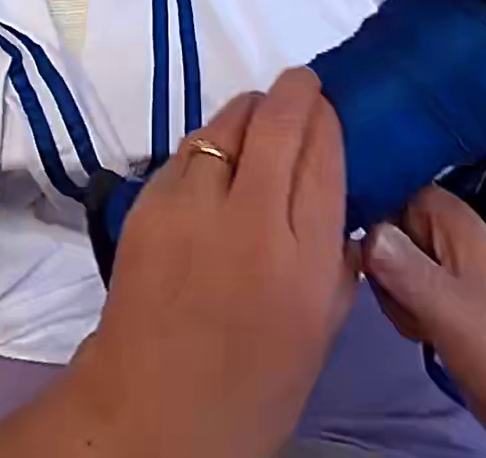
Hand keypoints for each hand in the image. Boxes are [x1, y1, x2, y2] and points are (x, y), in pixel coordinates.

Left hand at [0, 69, 355, 457]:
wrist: (155, 403)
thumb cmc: (253, 379)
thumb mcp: (320, 326)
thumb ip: (336, 256)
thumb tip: (338, 195)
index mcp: (303, 260)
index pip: (321, 158)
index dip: (325, 118)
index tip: (326, 103)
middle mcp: (248, 219)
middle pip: (274, 124)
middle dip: (292, 91)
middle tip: (299, 82)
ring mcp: (190, 204)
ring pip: (224, 126)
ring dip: (247, 111)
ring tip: (259, 115)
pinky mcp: (148, 200)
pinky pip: (187, 152)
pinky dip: (210, 144)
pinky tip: (217, 158)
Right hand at [362, 186, 485, 457]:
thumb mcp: (450, 309)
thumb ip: (399, 265)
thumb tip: (359, 228)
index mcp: (453, 217)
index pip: (388, 180)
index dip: (361, 198)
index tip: (341, 227)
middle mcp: (447, 233)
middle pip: (381, 220)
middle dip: (374, 255)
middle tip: (392, 290)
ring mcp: (447, 268)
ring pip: (386, 256)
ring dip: (387, 288)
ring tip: (414, 318)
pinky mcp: (445, 300)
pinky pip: (400, 286)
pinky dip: (400, 307)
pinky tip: (416, 329)